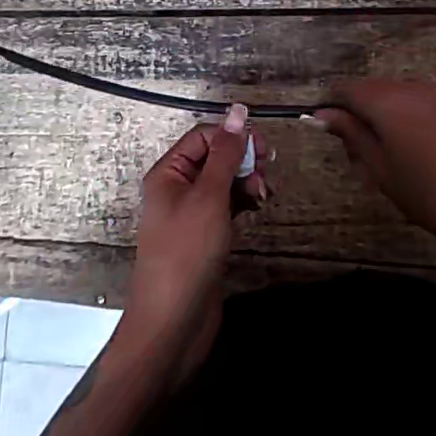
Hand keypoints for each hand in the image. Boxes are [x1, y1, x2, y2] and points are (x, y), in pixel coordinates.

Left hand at [124, 105, 264, 360]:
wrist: (174, 324)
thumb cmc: (187, 254)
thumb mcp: (209, 196)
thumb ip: (226, 153)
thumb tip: (238, 111)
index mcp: (169, 173)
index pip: (204, 136)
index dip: (233, 137)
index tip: (263, 150)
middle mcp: (177, 188)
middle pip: (215, 156)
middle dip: (243, 159)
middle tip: (266, 171)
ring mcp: (192, 214)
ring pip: (224, 181)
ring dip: (247, 180)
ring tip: (264, 195)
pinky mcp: (205, 235)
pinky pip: (227, 204)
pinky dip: (244, 201)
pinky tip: (258, 206)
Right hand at [313, 80, 435, 258]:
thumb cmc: (423, 193)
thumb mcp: (377, 166)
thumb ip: (350, 133)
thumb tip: (321, 115)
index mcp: (386, 101)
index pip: (346, 89)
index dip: (331, 104)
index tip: (323, 126)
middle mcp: (409, 86)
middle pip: (370, 87)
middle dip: (356, 108)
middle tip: (352, 150)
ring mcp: (434, 91)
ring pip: (393, 91)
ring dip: (379, 109)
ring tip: (380, 149)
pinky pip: (415, 96)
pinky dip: (402, 110)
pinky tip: (407, 142)